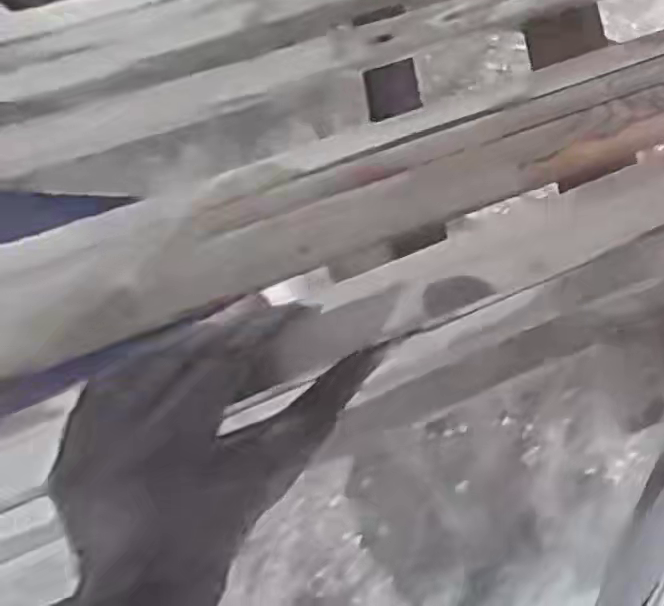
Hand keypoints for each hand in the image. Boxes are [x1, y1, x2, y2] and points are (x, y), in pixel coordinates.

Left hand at [50, 307, 380, 605]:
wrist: (153, 575)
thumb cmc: (233, 509)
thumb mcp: (290, 451)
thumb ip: (332, 394)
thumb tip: (378, 347)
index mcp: (172, 438)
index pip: (222, 361)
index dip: (263, 328)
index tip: (300, 308)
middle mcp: (118, 436)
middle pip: (175, 360)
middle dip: (224, 327)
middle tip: (267, 305)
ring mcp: (83, 447)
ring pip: (131, 371)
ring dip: (180, 343)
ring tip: (221, 326)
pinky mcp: (69, 455)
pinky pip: (99, 394)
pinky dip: (138, 367)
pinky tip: (169, 357)